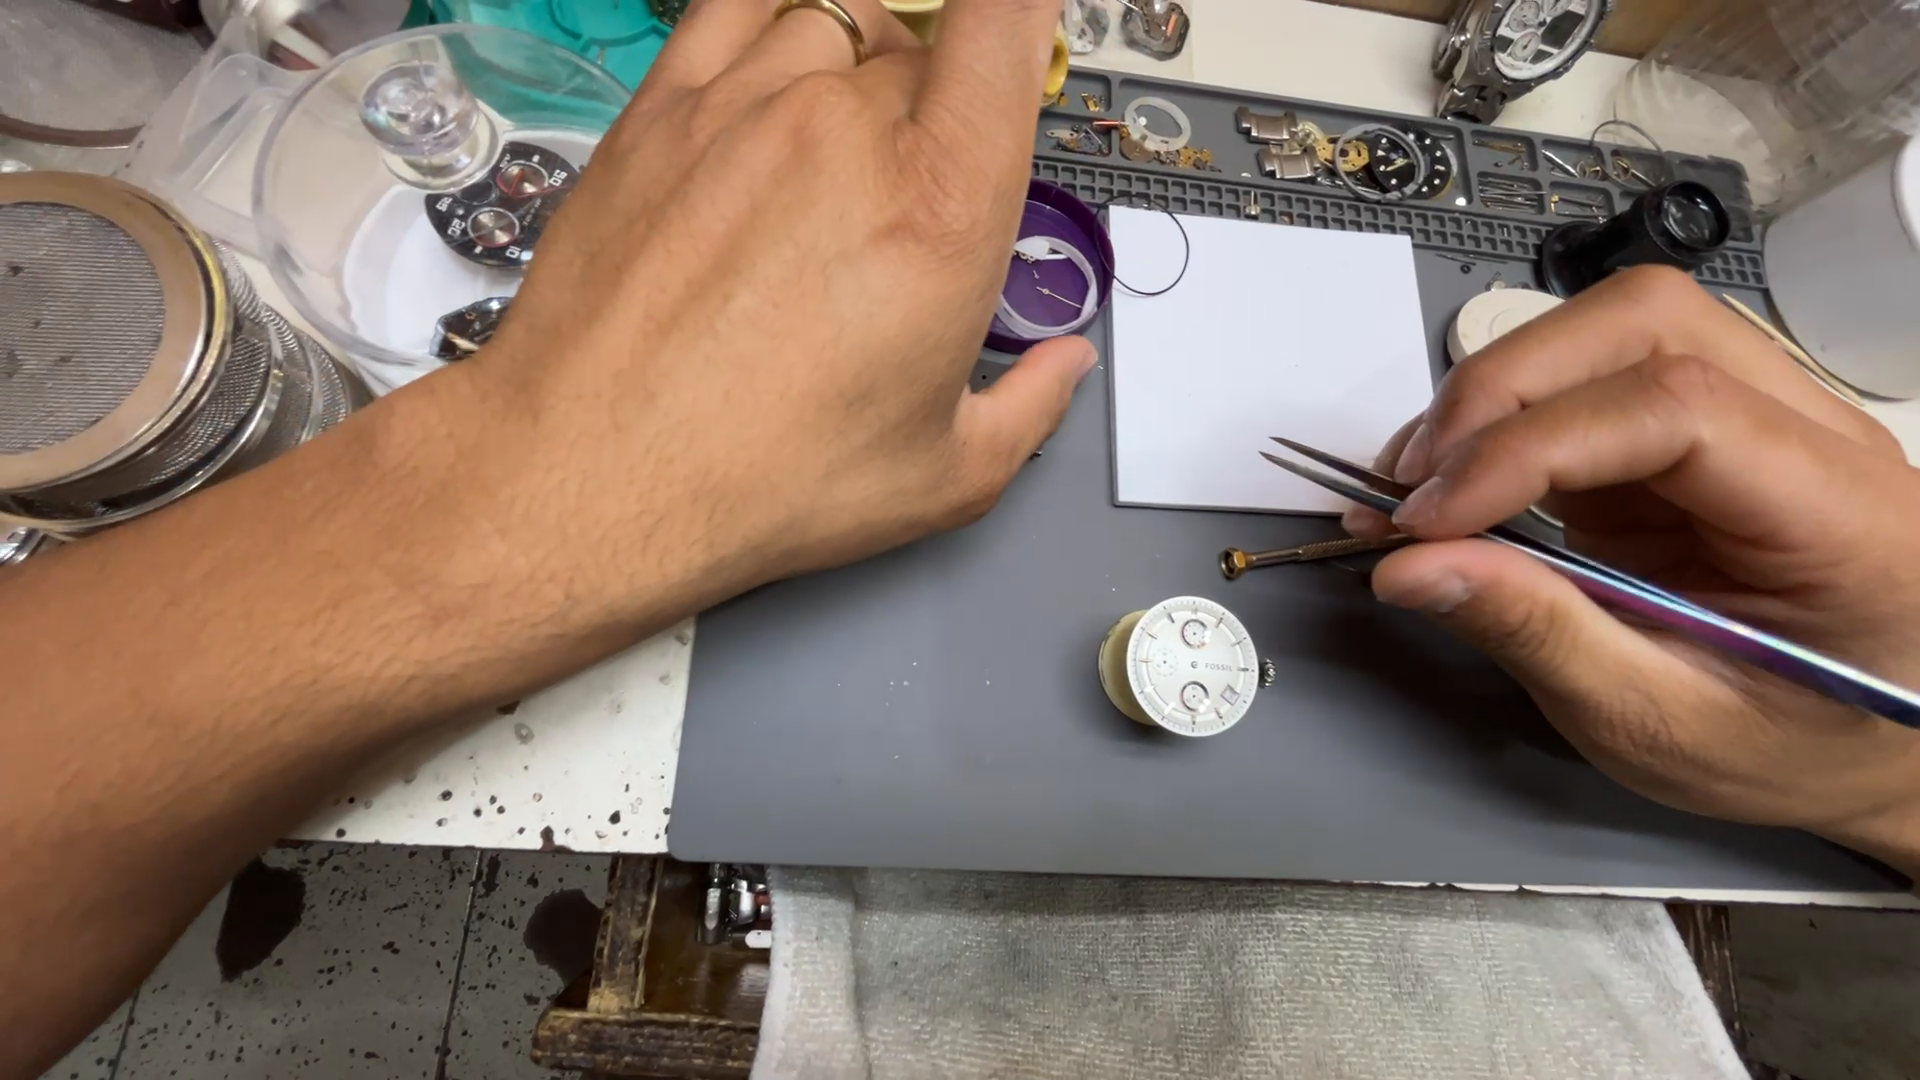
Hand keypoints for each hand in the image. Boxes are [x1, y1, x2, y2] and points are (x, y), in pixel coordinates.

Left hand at [446, 0, 1093, 630]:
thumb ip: (1032, 409)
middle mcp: (845, 134)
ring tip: (851, 159)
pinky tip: (780, 95)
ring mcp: (742, 109)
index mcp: (940, 213)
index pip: (1007, 25)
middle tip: (916, 197)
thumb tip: (1066, 368)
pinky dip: (778, 27)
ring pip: (838, 21)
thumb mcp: (947, 476)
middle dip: (939, 107)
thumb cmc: (766, 481)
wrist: (603, 479)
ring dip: (864, 69)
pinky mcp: (661, 115)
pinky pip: (737, 9)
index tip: (1023, 33)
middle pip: (923, 47)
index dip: (1023, 13)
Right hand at [1348, 267, 1919, 877]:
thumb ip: (1534, 633)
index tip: (1421, 526)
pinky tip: (1439, 489)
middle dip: (1494, 392)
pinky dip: (1478, 423)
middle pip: (1639, 324)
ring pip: (1594, 333)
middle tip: (1413, 489)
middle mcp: (1799, 431)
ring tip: (1414, 489)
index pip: (1674, 410)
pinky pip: (1561, 385)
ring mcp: (1730, 418)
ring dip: (1480, 398)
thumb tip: (1403, 567)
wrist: (1853, 743)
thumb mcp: (1652, 720)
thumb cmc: (1778, 746)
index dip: (1522, 451)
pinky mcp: (1661, 437)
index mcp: (1836, 513)